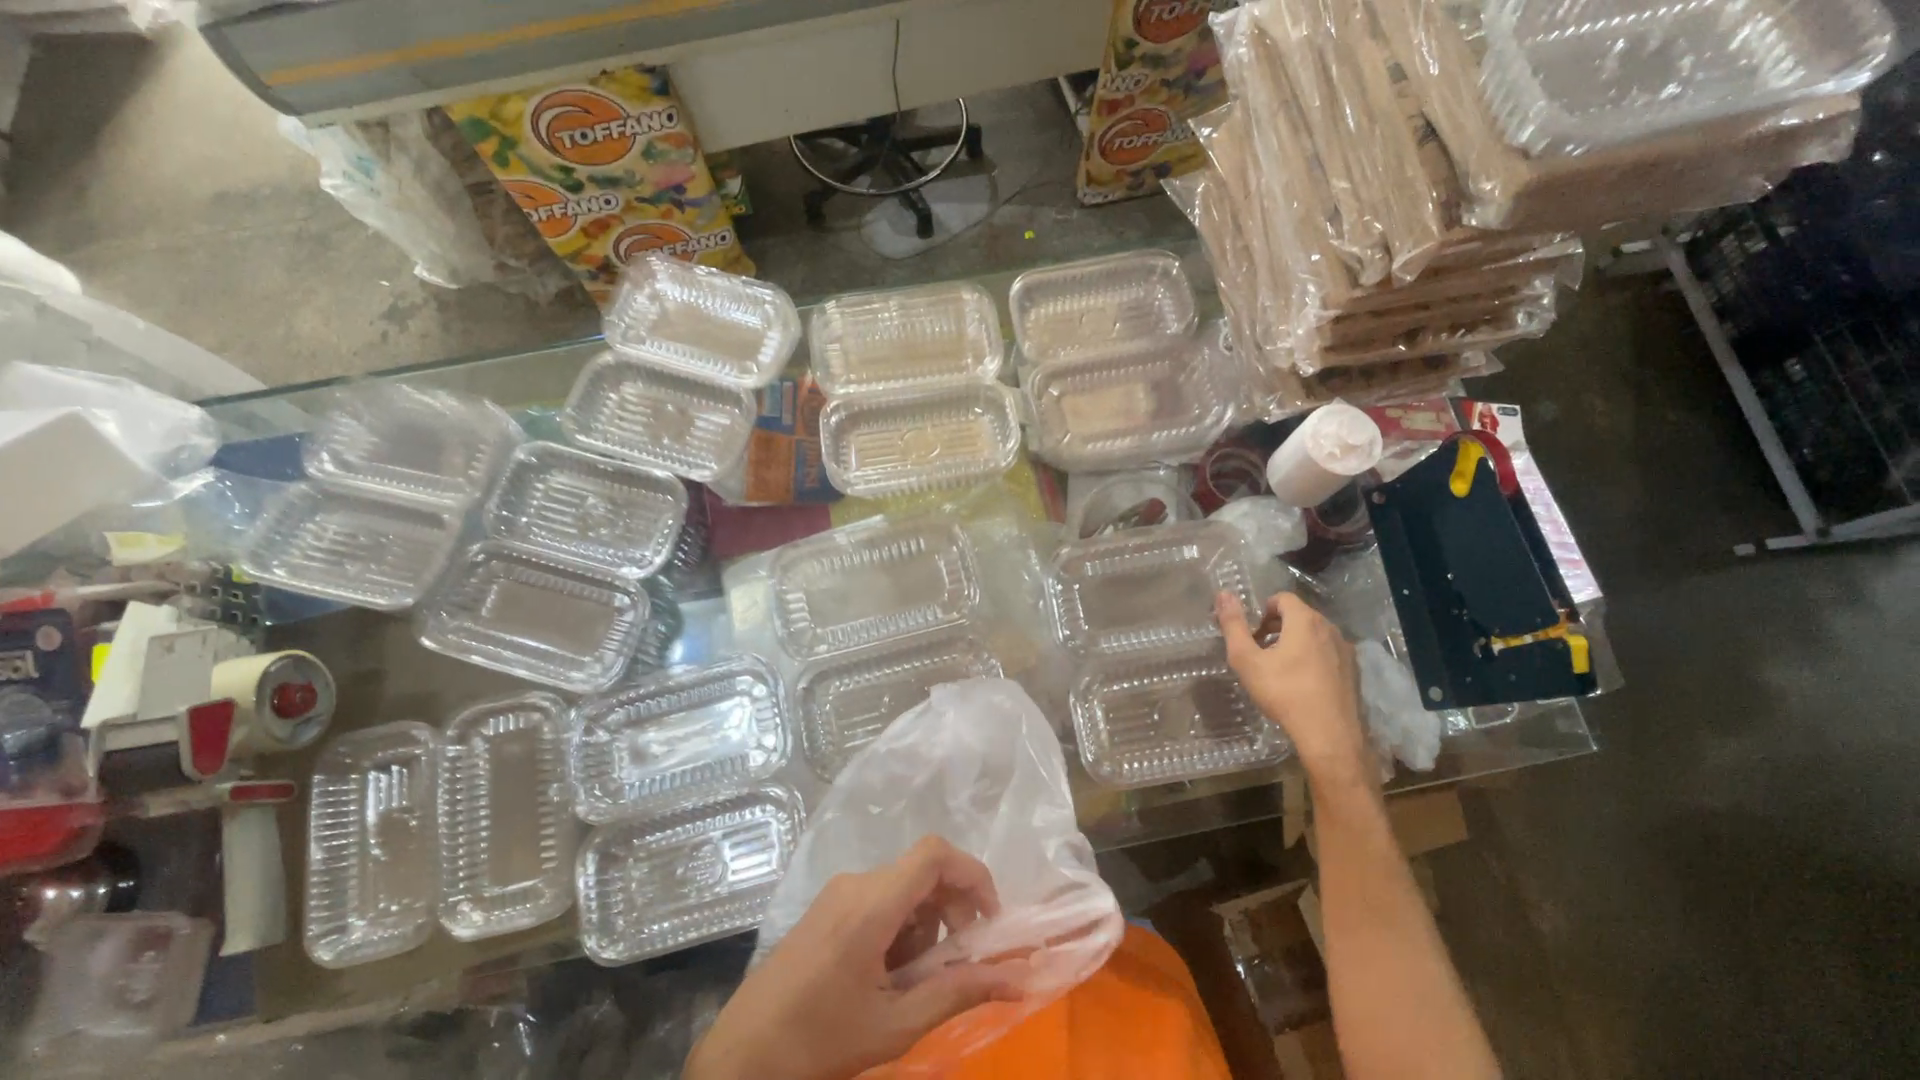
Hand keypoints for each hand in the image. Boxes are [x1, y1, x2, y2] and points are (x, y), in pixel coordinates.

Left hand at [684, 836, 1025, 1079]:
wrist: (744, 1055)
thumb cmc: (821, 1040)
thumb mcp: (897, 1023)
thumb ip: (959, 993)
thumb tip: (1018, 979)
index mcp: (870, 904)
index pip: (935, 854)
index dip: (973, 876)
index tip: (988, 924)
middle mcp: (853, 885)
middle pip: (922, 873)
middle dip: (952, 912)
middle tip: (956, 966)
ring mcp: (835, 895)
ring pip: (902, 888)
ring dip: (925, 926)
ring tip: (913, 981)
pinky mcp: (824, 909)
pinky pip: (878, 900)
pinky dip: (899, 928)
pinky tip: (888, 975)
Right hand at [1216, 591, 1371, 784]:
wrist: (1329, 733)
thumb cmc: (1283, 693)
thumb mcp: (1247, 660)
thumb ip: (1233, 625)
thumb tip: (1223, 594)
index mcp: (1305, 620)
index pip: (1282, 598)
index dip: (1263, 611)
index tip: (1252, 634)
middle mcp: (1329, 628)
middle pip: (1299, 615)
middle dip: (1277, 626)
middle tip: (1261, 651)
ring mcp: (1345, 649)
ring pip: (1315, 634)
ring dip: (1296, 641)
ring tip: (1280, 668)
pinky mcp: (1353, 669)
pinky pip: (1328, 652)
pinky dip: (1313, 657)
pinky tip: (1303, 683)